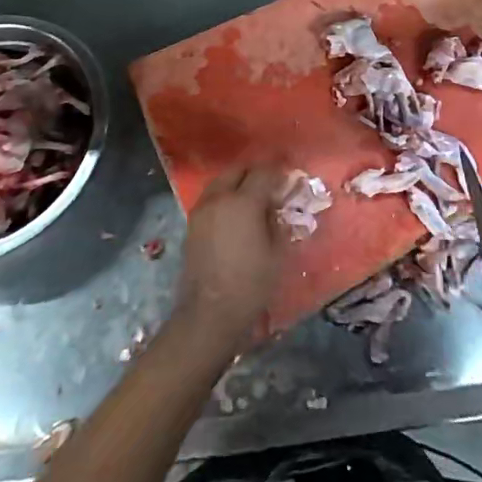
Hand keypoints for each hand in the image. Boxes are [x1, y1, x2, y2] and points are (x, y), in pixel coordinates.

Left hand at [174, 166, 288, 347]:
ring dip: (238, 182)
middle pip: (238, 170)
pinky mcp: (192, 224)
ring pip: (221, 182)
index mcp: (243, 202)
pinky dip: (225, 197)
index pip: (263, 172)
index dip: (278, 168)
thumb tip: (277, 207)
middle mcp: (219, 198)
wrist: (210, 312)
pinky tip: (236, 213)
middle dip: (256, 171)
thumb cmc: (251, 283)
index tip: (289, 170)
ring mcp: (201, 210)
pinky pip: (211, 198)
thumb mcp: (277, 253)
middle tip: (272, 182)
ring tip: (253, 197)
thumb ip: (278, 222)